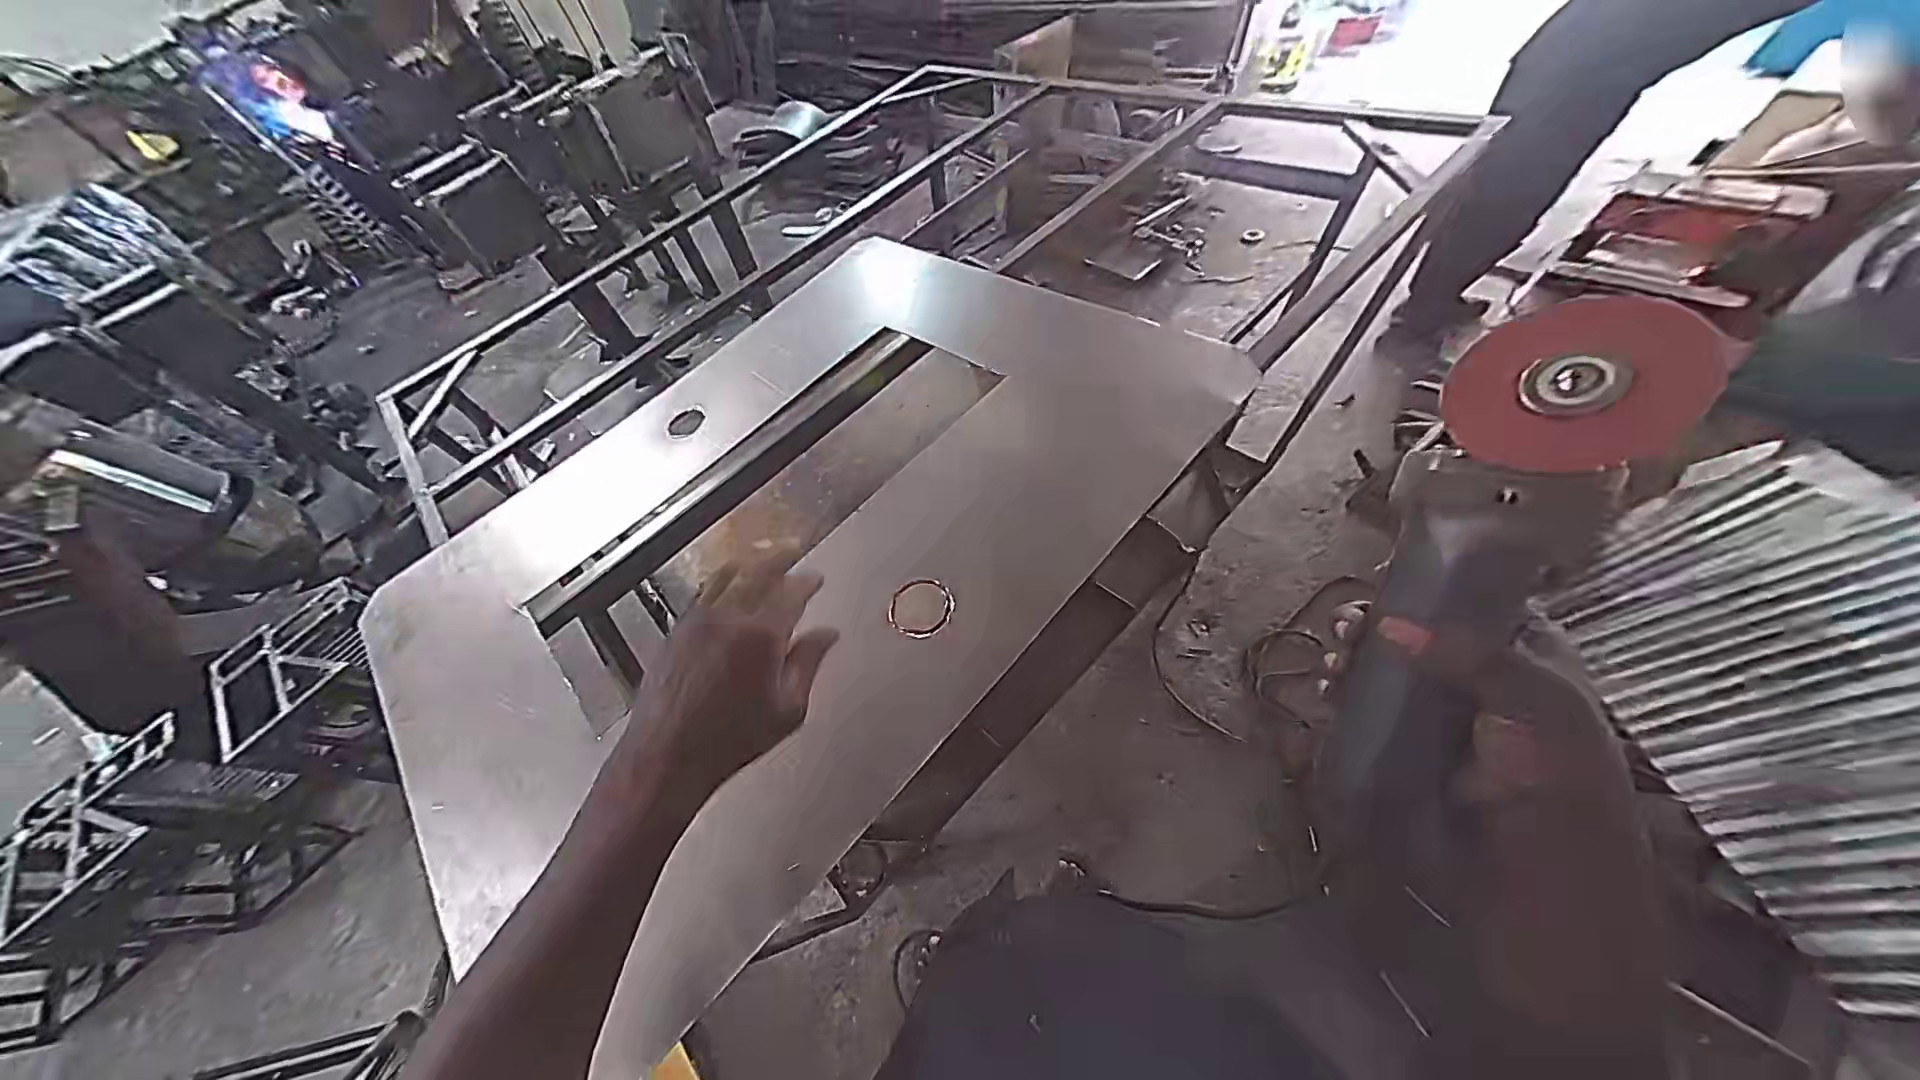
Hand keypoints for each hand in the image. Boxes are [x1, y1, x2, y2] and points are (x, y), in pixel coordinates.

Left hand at [620, 549, 838, 797]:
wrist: (666, 757)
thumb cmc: (724, 741)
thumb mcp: (788, 709)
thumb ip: (808, 663)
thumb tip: (825, 637)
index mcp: (761, 636)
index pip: (792, 593)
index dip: (808, 581)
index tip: (815, 579)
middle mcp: (727, 621)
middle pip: (758, 573)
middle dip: (780, 558)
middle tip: (793, 551)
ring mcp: (697, 623)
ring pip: (727, 576)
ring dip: (750, 564)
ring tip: (761, 560)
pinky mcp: (676, 632)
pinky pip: (704, 592)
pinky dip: (722, 581)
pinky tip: (726, 585)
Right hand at [1325, 612, 1663, 1042]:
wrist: (1542, 922)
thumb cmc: (1563, 810)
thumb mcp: (1546, 720)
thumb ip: (1479, 659)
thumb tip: (1393, 625)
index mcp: (1533, 673)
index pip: (1481, 610)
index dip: (1433, 591)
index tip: (1384, 584)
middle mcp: (1481, 694)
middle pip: (1418, 641)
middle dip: (1376, 629)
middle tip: (1345, 630)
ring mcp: (1435, 730)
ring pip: (1383, 677)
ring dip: (1351, 665)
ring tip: (1330, 669)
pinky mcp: (1399, 761)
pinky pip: (1360, 718)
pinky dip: (1336, 704)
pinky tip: (1321, 699)